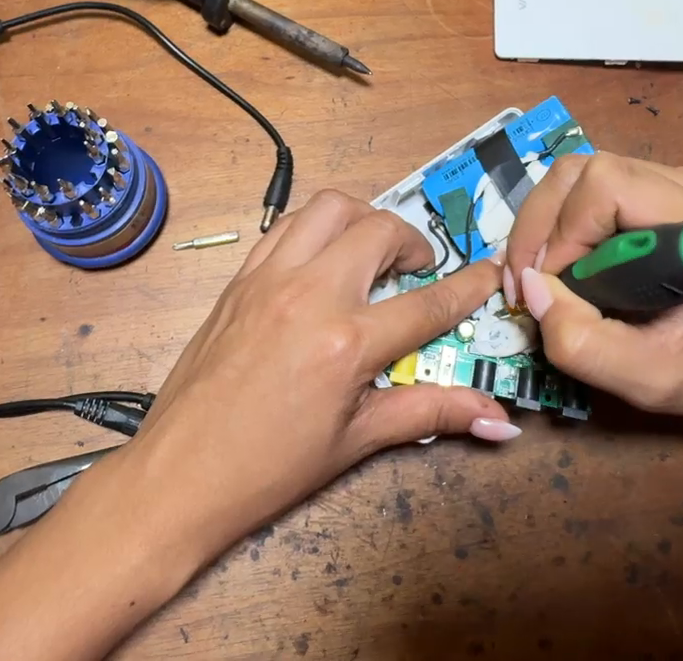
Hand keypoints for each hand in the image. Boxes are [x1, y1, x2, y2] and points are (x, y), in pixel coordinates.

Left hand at [125, 190, 518, 562]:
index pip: (427, 303)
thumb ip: (431, 413)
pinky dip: (315, 228)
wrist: (179, 473)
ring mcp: (268, 277)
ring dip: (362, 218)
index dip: (469, 286)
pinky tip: (321, 260)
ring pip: (328, 208)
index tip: (491, 271)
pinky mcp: (239, 277)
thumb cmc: (271, 467)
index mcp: (347, 341)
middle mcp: (311, 293)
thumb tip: (503, 425)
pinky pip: (285, 227)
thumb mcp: (357, 441)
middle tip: (417, 270)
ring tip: (370, 252)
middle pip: (378, 230)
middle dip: (412, 241)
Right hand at [503, 153, 682, 427]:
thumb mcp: (650, 383)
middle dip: (544, 225)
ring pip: (586, 172)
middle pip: (591, 170)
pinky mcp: (676, 183)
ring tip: (544, 272)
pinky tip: (572, 259)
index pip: (610, 186)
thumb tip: (532, 287)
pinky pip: (601, 183)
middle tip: (528, 281)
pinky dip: (568, 218)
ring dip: (549, 221)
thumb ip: (584, 345)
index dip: (565, 231)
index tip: (550, 287)